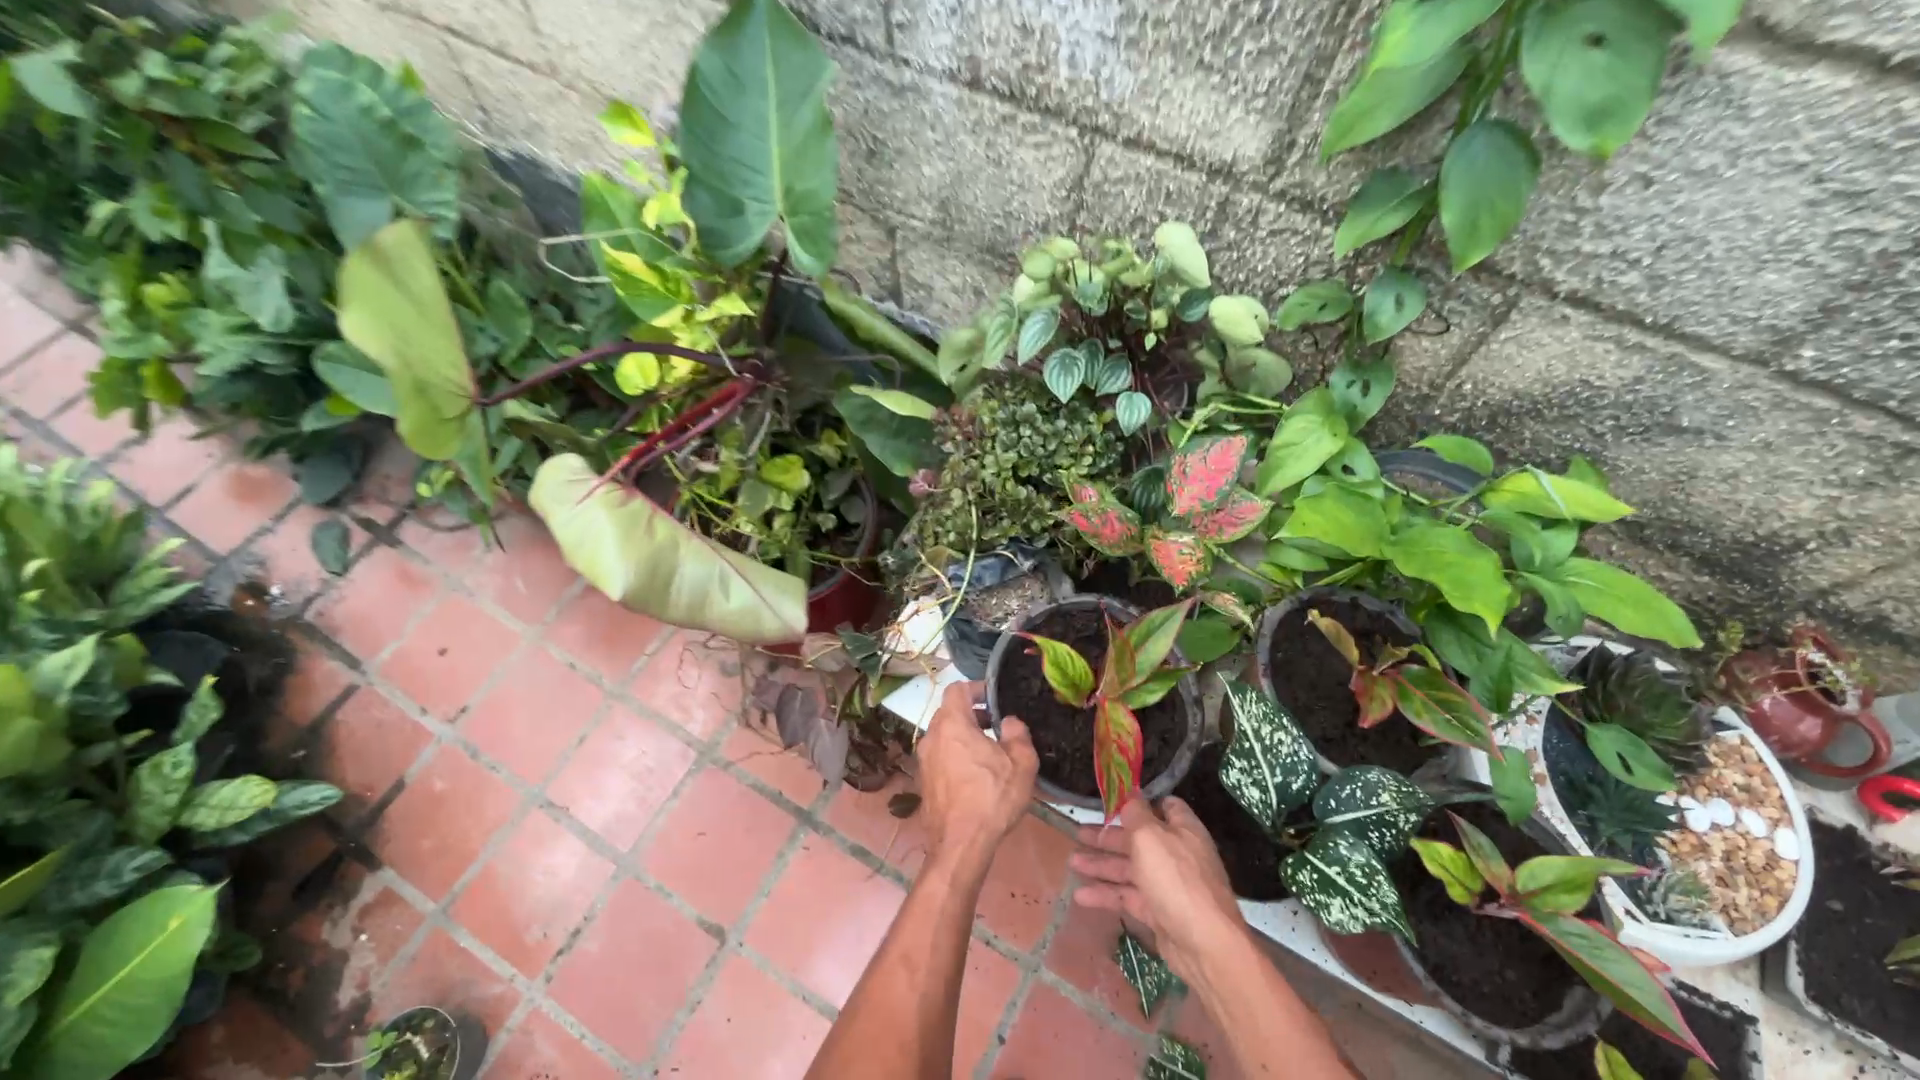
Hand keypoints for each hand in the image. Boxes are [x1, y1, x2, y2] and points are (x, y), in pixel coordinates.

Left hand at [918, 681, 1037, 865]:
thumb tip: (1009, 722)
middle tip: (997, 727)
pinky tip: (976, 776)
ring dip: (964, 737)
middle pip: (949, 712)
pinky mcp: (924, 782)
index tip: (995, 700)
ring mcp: (924, 761)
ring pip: (944, 736)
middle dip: (972, 714)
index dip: (977, 689)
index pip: (957, 689)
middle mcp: (931, 737)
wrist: (961, 844)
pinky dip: (956, 756)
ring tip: (990, 752)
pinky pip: (941, 757)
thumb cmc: (992, 798)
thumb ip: (1018, 734)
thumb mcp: (1021, 764)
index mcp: (952, 724)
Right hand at [1069, 797, 1245, 982]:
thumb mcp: (1150, 837)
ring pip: (1129, 870)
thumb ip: (1136, 814)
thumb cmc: (1175, 878)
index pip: (1164, 807)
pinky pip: (1128, 897)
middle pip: (1138, 840)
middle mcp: (1175, 854)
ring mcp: (1167, 885)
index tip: (1112, 802)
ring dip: (1101, 865)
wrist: (1203, 942)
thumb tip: (1131, 792)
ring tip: (1072, 862)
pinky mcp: (1158, 912)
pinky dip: (1106, 895)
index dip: (1139, 804)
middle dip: (1108, 837)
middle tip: (1078, 834)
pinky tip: (1081, 896)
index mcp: (1181, 830)